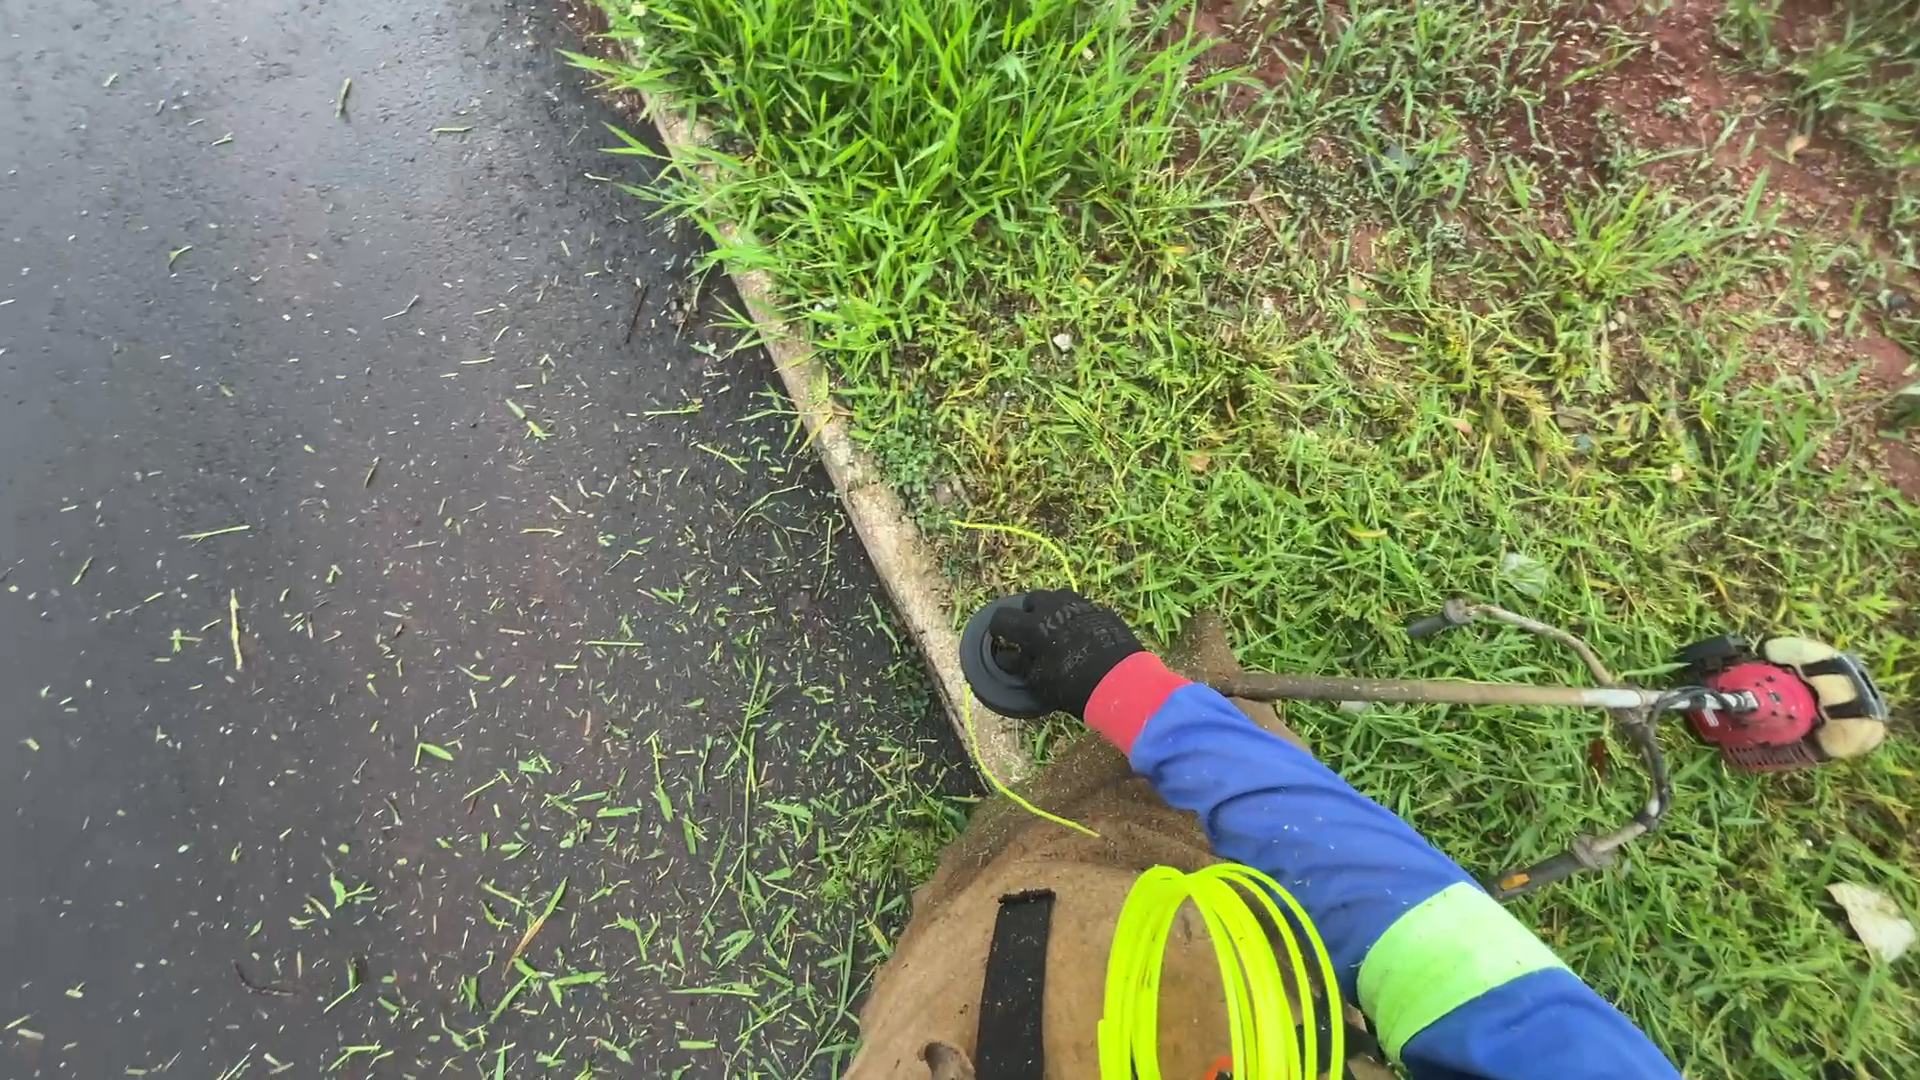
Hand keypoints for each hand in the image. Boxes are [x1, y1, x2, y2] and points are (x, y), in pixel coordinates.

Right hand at [986, 589, 1144, 718]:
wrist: (1121, 681)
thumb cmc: (1072, 685)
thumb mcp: (1038, 682)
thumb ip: (1019, 664)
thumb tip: (1007, 655)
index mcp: (1032, 626)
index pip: (1003, 618)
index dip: (999, 629)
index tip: (1003, 639)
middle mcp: (1053, 607)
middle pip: (1032, 601)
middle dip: (1028, 615)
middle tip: (1033, 635)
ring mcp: (1079, 605)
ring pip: (1057, 598)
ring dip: (1052, 611)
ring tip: (1058, 632)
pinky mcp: (1100, 609)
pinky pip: (1080, 607)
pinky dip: (1075, 617)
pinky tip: (1081, 635)